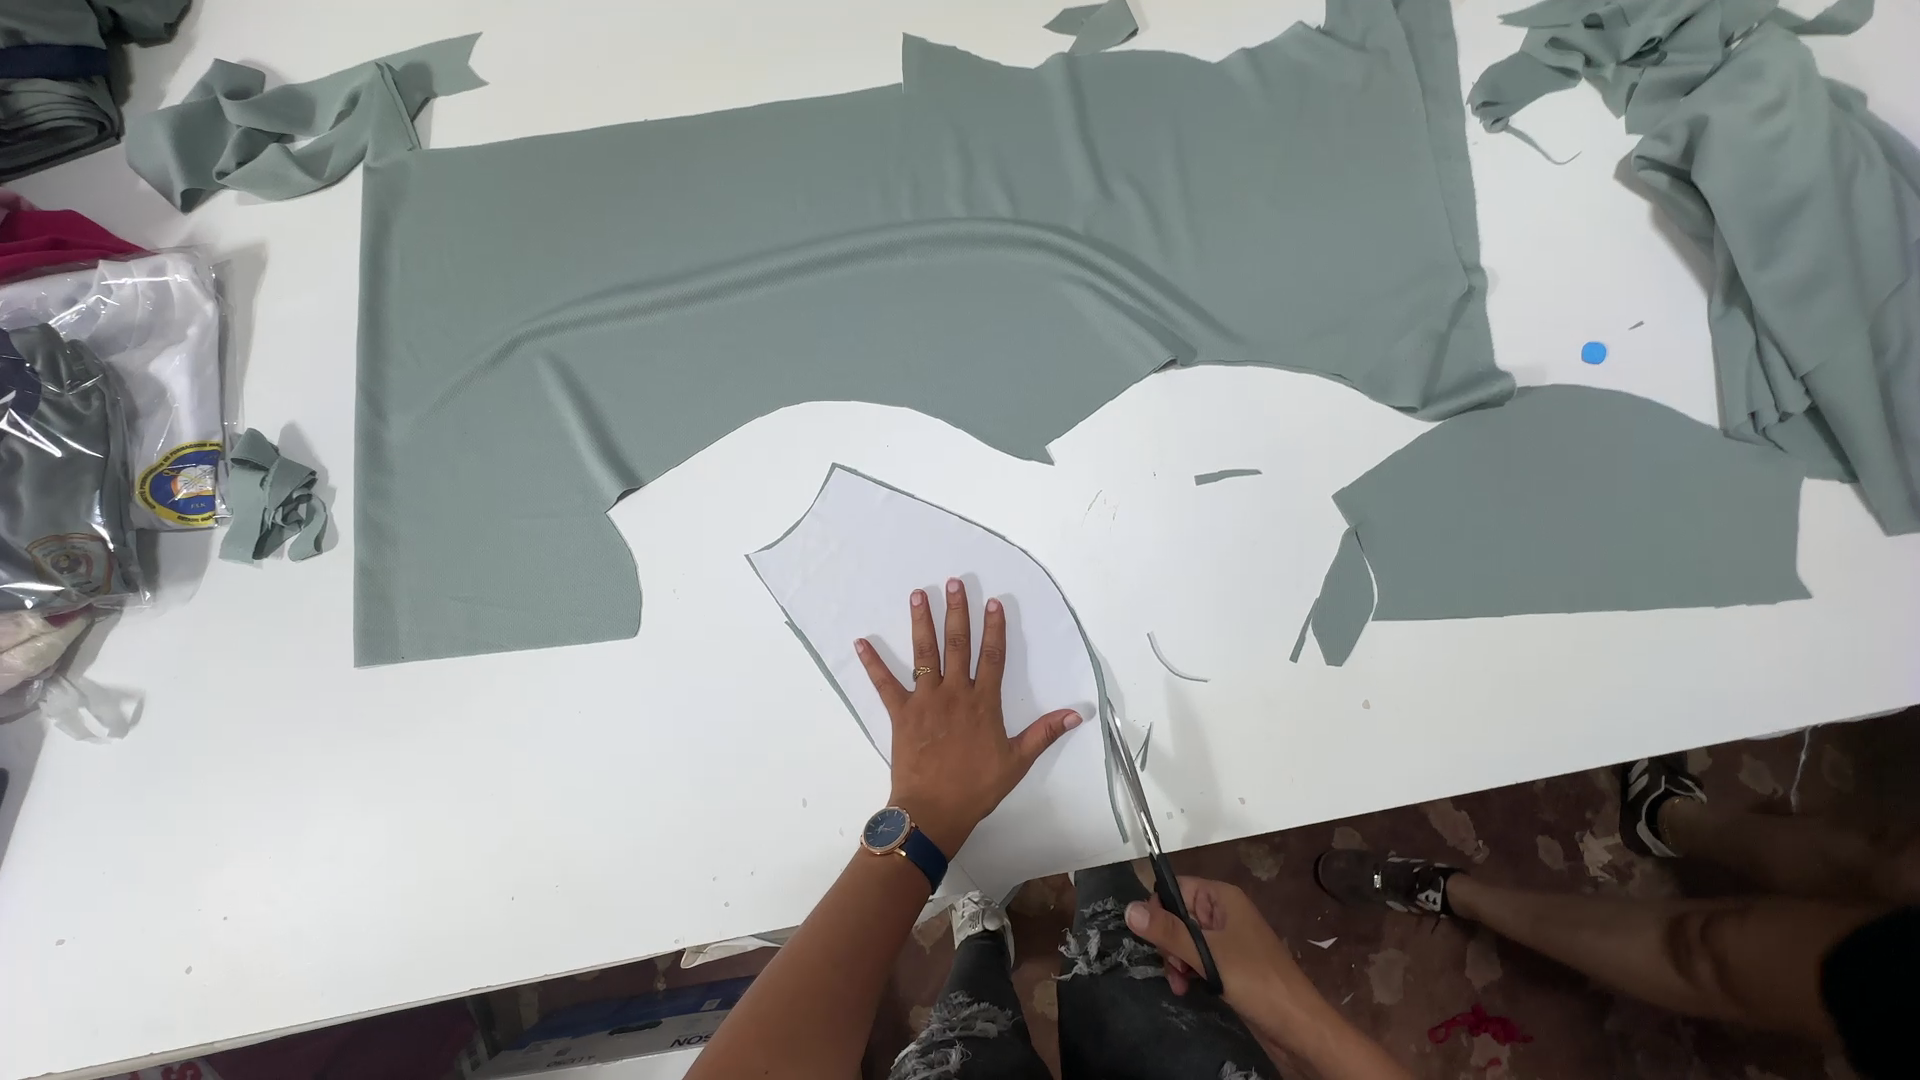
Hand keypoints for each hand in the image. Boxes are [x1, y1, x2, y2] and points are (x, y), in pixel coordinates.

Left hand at [855, 578, 1081, 855]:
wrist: (934, 810)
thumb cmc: (977, 787)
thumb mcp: (1017, 761)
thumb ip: (1044, 733)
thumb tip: (1076, 713)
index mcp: (983, 703)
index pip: (992, 656)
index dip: (994, 628)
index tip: (993, 602)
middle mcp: (954, 693)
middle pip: (957, 644)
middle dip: (957, 611)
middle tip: (953, 582)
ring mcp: (925, 700)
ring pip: (924, 653)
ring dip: (921, 622)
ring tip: (918, 595)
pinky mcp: (900, 713)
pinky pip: (884, 683)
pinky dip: (872, 662)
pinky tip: (861, 641)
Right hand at [1124, 877, 1329, 1043]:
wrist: (1299, 1029)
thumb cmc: (1256, 981)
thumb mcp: (1208, 955)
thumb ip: (1167, 931)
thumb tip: (1128, 908)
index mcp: (1222, 897)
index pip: (1175, 887)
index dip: (1159, 909)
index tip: (1153, 937)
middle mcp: (1223, 912)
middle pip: (1177, 914)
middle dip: (1168, 941)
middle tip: (1174, 966)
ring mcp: (1227, 939)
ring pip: (1184, 939)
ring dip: (1176, 960)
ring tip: (1180, 983)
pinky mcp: (1229, 964)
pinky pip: (1197, 957)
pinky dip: (1188, 970)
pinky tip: (1187, 988)